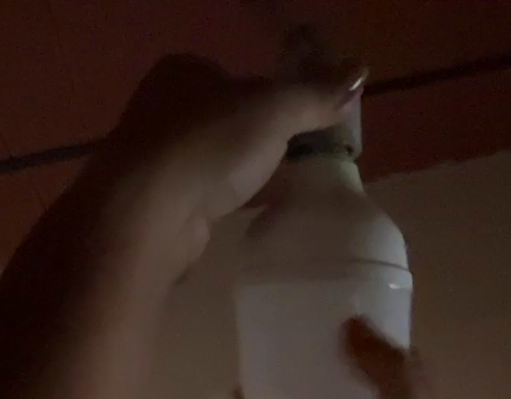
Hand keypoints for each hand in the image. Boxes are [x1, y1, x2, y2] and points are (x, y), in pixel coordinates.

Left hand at [93, 55, 364, 264]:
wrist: (150, 212)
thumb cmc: (210, 146)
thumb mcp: (273, 111)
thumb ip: (314, 95)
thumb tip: (360, 71)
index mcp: (184, 71)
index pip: (236, 79)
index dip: (270, 100)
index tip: (298, 128)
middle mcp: (162, 109)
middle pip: (224, 122)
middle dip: (255, 143)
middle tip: (294, 165)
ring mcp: (156, 159)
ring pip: (211, 162)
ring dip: (238, 176)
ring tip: (274, 194)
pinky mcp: (157, 204)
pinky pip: (200, 197)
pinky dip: (221, 204)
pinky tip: (241, 217)